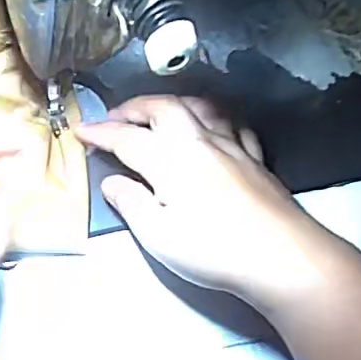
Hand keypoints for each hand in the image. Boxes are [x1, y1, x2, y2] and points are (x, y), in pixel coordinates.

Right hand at [76, 95, 354, 316]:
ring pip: (199, 107)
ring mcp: (232, 145)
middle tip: (116, 117)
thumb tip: (113, 182)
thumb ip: (131, 203)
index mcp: (170, 158)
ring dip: (172, 103)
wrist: (279, 256)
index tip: (81, 131)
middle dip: (135, 108)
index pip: (127, 138)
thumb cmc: (211, 249)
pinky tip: (212, 127)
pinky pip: (231, 124)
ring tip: (159, 113)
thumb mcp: (157, 235)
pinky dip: (212, 118)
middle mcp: (200, 140)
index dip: (101, 133)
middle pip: (163, 108)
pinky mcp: (255, 158)